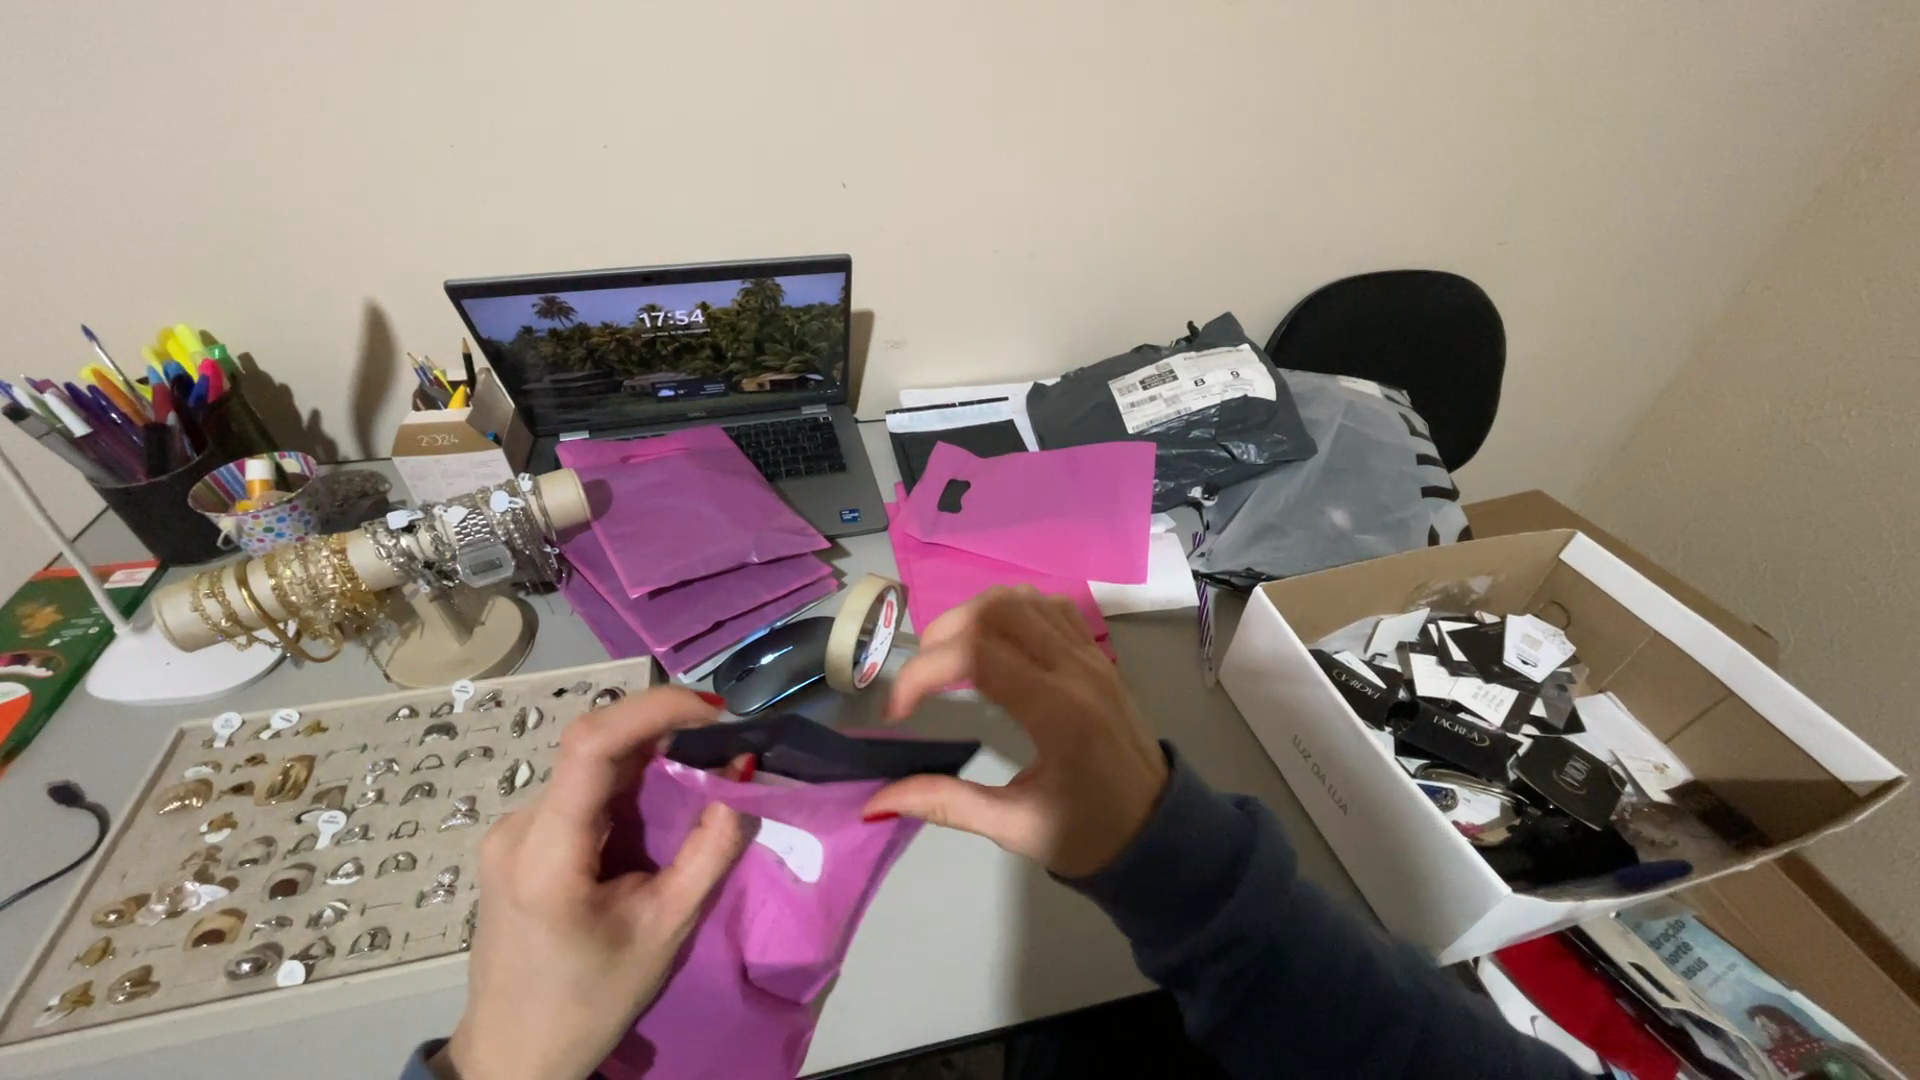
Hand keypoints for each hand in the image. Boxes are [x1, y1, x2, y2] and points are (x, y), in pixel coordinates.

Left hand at [434, 688, 750, 1079]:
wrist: (513, 1057)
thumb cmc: (591, 1001)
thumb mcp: (666, 927)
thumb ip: (711, 848)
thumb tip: (744, 773)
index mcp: (545, 853)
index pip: (591, 744)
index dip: (654, 708)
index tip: (715, 710)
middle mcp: (518, 825)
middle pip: (595, 746)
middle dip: (666, 730)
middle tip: (726, 740)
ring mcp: (515, 829)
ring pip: (593, 763)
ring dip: (653, 756)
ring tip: (707, 768)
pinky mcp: (523, 837)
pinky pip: (586, 787)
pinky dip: (634, 780)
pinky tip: (666, 800)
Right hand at [861, 586, 1168, 878]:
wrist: (1160, 831)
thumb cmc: (1089, 835)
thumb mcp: (1015, 827)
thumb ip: (945, 804)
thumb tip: (875, 802)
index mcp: (1059, 713)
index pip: (978, 654)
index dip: (923, 671)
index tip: (897, 711)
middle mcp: (1076, 670)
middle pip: (996, 611)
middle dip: (942, 634)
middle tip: (920, 680)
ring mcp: (1091, 655)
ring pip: (1022, 599)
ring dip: (974, 615)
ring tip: (949, 656)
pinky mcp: (1097, 655)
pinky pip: (1049, 607)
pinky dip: (1011, 611)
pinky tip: (994, 643)